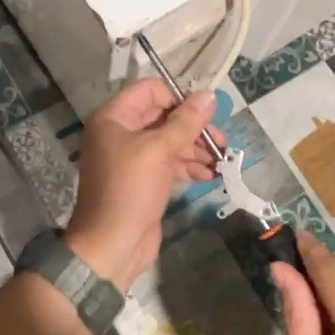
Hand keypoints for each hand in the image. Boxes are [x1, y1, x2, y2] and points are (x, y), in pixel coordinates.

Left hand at [65, 78, 221, 287]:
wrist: (113, 243)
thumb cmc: (130, 189)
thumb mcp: (159, 150)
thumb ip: (186, 122)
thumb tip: (209, 95)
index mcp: (114, 117)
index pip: (150, 90)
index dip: (178, 98)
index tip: (204, 114)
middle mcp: (121, 132)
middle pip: (163, 116)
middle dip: (193, 127)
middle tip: (220, 142)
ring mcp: (132, 157)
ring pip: (169, 141)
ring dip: (196, 148)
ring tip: (220, 161)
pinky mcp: (144, 179)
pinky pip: (169, 163)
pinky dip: (188, 165)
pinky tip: (209, 175)